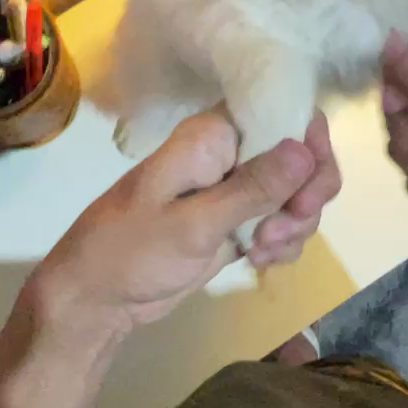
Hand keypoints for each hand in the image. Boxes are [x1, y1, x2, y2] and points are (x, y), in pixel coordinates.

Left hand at [25, 108, 339, 343]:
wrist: (98, 297)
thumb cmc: (131, 251)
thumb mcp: (192, 224)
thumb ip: (252, 189)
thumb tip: (304, 148)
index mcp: (212, 136)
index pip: (282, 110)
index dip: (309, 142)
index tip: (309, 186)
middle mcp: (229, 155)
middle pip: (301, 154)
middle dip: (307, 194)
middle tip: (287, 227)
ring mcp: (234, 191)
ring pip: (296, 193)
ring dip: (295, 225)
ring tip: (261, 251)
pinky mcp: (237, 223)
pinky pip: (281, 223)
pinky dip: (282, 243)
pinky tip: (260, 262)